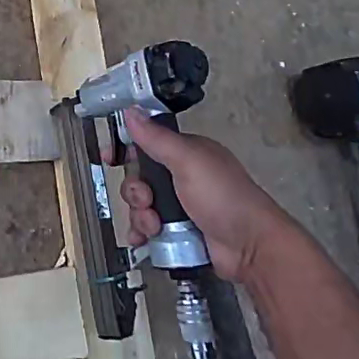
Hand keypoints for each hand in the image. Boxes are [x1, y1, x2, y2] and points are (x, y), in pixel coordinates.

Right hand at [119, 108, 295, 284]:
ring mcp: (181, 206)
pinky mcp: (179, 231)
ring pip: (142, 205)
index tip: (109, 158)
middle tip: (148, 202)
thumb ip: (156, 139)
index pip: (148, 144)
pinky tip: (144, 240)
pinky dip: (142, 233)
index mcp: (187, 153)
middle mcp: (182, 176)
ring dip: (140, 216)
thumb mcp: (188, 161)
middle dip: (136, 192)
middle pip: (140, 178)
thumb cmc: (222, 197)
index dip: (127, 149)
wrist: (249, 246)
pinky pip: (148, 228)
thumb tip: (131, 111)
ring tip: (154, 226)